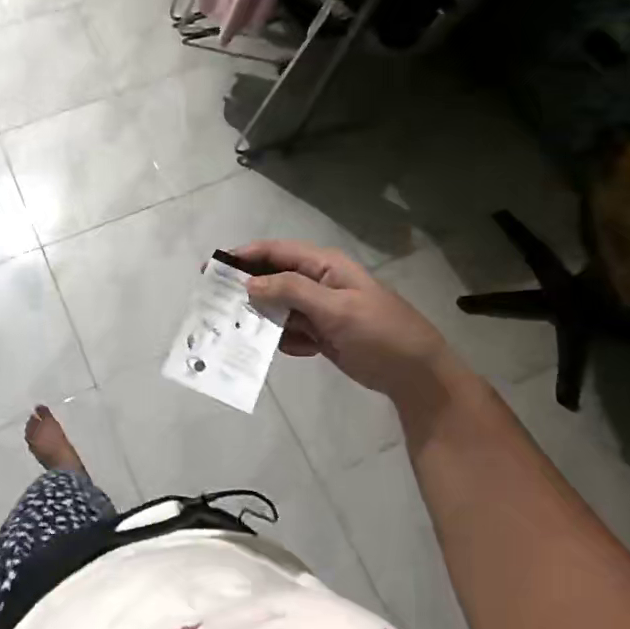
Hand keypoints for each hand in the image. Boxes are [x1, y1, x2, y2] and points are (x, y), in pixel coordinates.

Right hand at [235, 239, 468, 404]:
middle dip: (246, 290)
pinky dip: (283, 339)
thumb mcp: (337, 309)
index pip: (275, 251)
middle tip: (220, 304)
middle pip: (270, 277)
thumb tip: (248, 283)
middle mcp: (318, 282)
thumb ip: (291, 290)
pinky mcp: (318, 331)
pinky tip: (293, 349)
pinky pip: (286, 329)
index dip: (242, 256)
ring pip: (275, 305)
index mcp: (325, 266)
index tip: (211, 269)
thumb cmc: (382, 335)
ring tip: (248, 332)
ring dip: (262, 318)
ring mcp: (318, 308)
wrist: (418, 377)